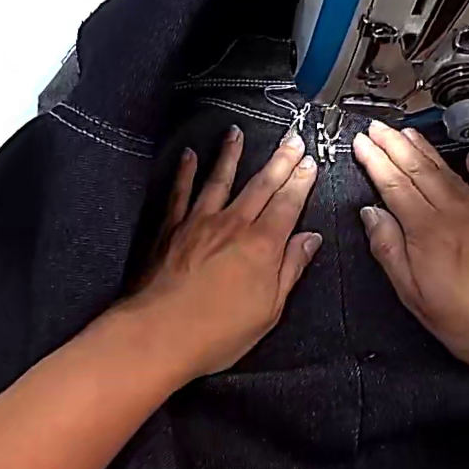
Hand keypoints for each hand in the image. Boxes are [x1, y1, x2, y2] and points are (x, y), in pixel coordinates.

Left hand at [117, 126, 321, 380]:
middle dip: (280, 160)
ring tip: (238, 133)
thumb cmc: (218, 331)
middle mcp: (234, 224)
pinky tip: (189, 155)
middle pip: (261, 184)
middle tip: (292, 139)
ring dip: (232, 154)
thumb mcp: (269, 309)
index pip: (288, 203)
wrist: (158, 335)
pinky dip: (186, 172)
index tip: (310, 162)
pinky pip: (181, 192)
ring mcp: (200, 222)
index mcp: (262, 244)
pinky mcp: (172, 228)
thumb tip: (310, 239)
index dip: (301, 181)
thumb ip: (291, 268)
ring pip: (221, 179)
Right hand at [351, 121, 468, 391]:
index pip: (393, 185)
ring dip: (425, 149)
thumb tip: (371, 217)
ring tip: (408, 133)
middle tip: (378, 127)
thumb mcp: (415, 297)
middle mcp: (456, 215)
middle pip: (418, 170)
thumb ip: (389, 250)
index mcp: (428, 232)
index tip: (362, 143)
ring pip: (448, 172)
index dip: (375, 160)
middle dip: (394, 144)